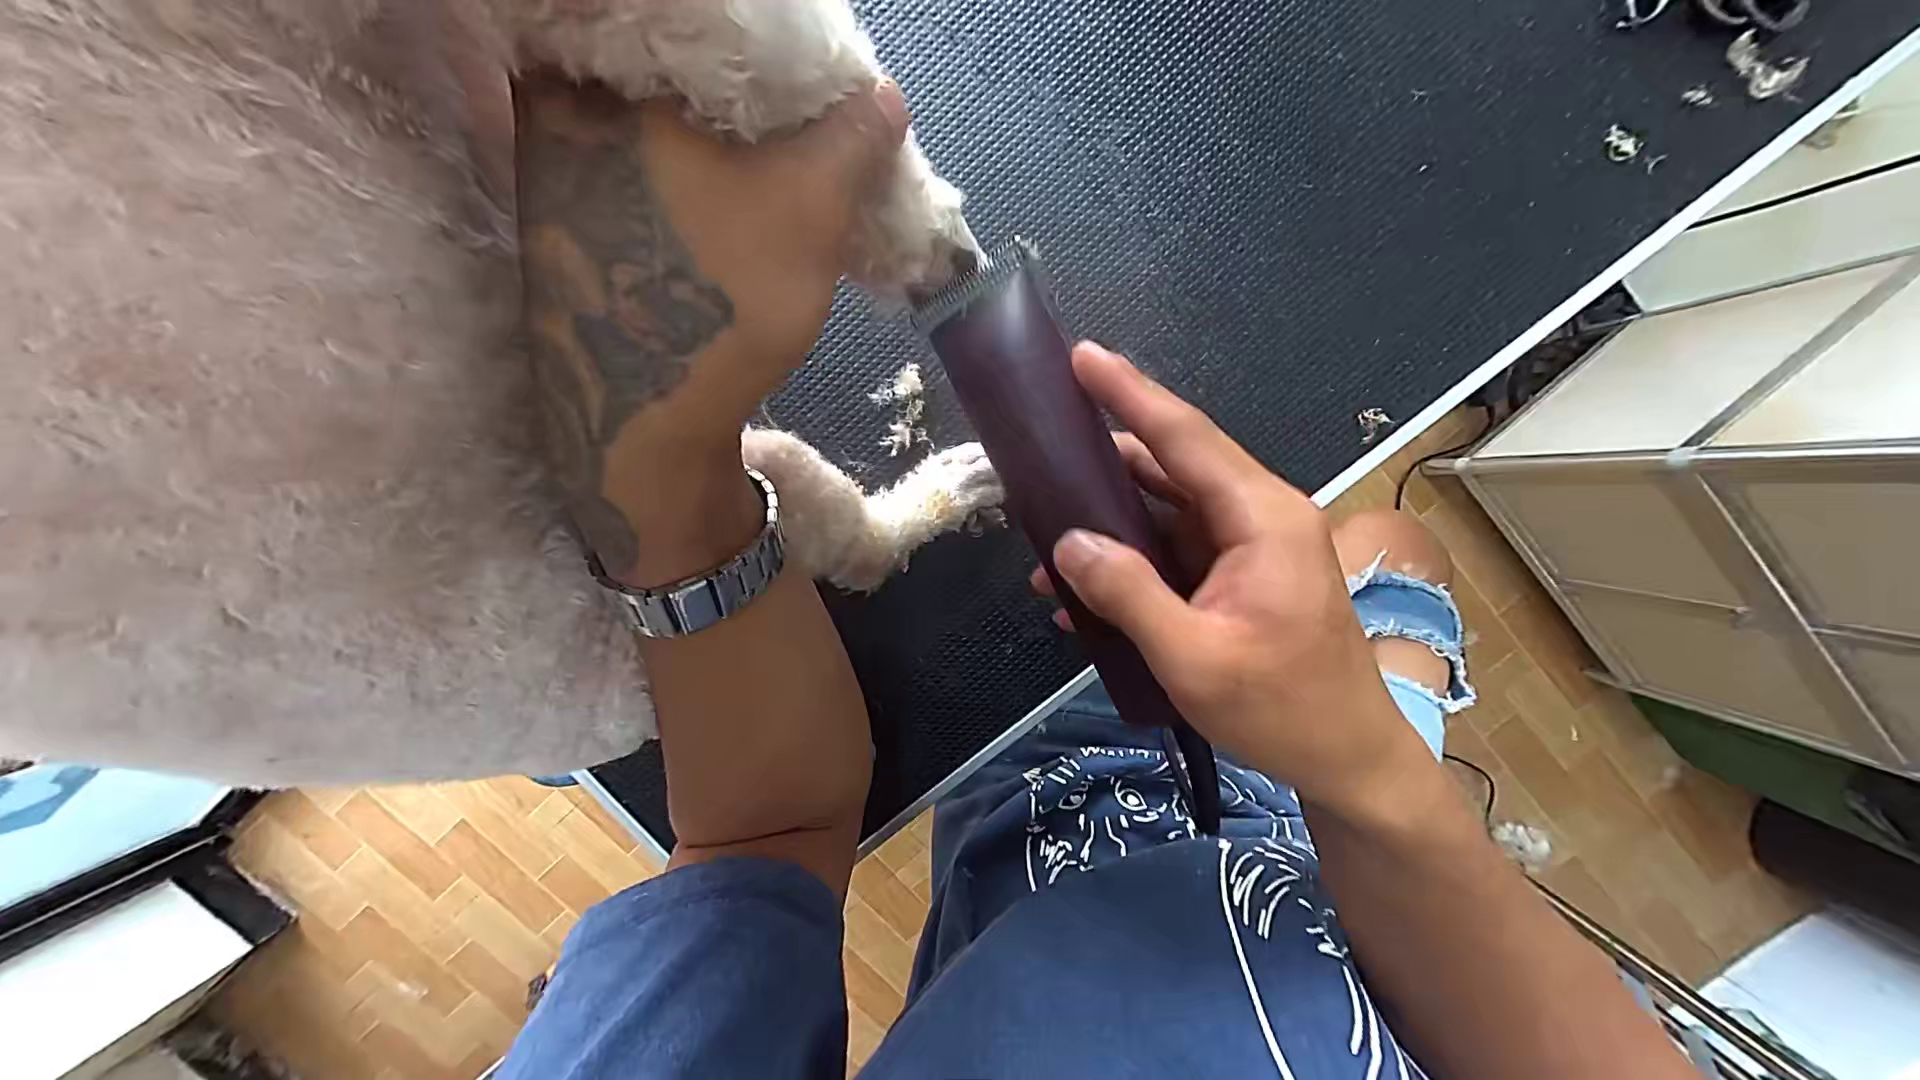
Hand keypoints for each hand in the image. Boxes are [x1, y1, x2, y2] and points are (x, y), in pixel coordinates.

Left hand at [514, 72, 907, 578]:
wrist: (655, 413)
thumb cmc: (724, 298)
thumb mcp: (809, 210)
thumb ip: (851, 141)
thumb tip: (885, 96)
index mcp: (615, 80)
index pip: (706, 27)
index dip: (778, 52)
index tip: (821, 84)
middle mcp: (572, 109)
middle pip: (686, 71)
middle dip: (759, 95)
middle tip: (815, 119)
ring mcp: (571, 167)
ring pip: (675, 122)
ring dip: (740, 138)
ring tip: (796, 158)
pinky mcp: (586, 219)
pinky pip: (660, 167)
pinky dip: (713, 172)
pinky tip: (753, 197)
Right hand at [1032, 343, 1436, 817]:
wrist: (1346, 759)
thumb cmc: (1282, 710)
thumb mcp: (1193, 658)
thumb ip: (1128, 593)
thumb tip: (1069, 544)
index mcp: (1260, 518)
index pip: (1184, 437)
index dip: (1129, 394)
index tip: (1082, 358)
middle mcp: (1257, 516)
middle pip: (1169, 467)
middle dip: (1104, 463)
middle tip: (1043, 455)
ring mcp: (1246, 545)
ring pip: (1164, 510)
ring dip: (1108, 525)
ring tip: (1048, 544)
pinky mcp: (1235, 573)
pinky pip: (1171, 550)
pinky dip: (1128, 562)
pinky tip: (1083, 595)